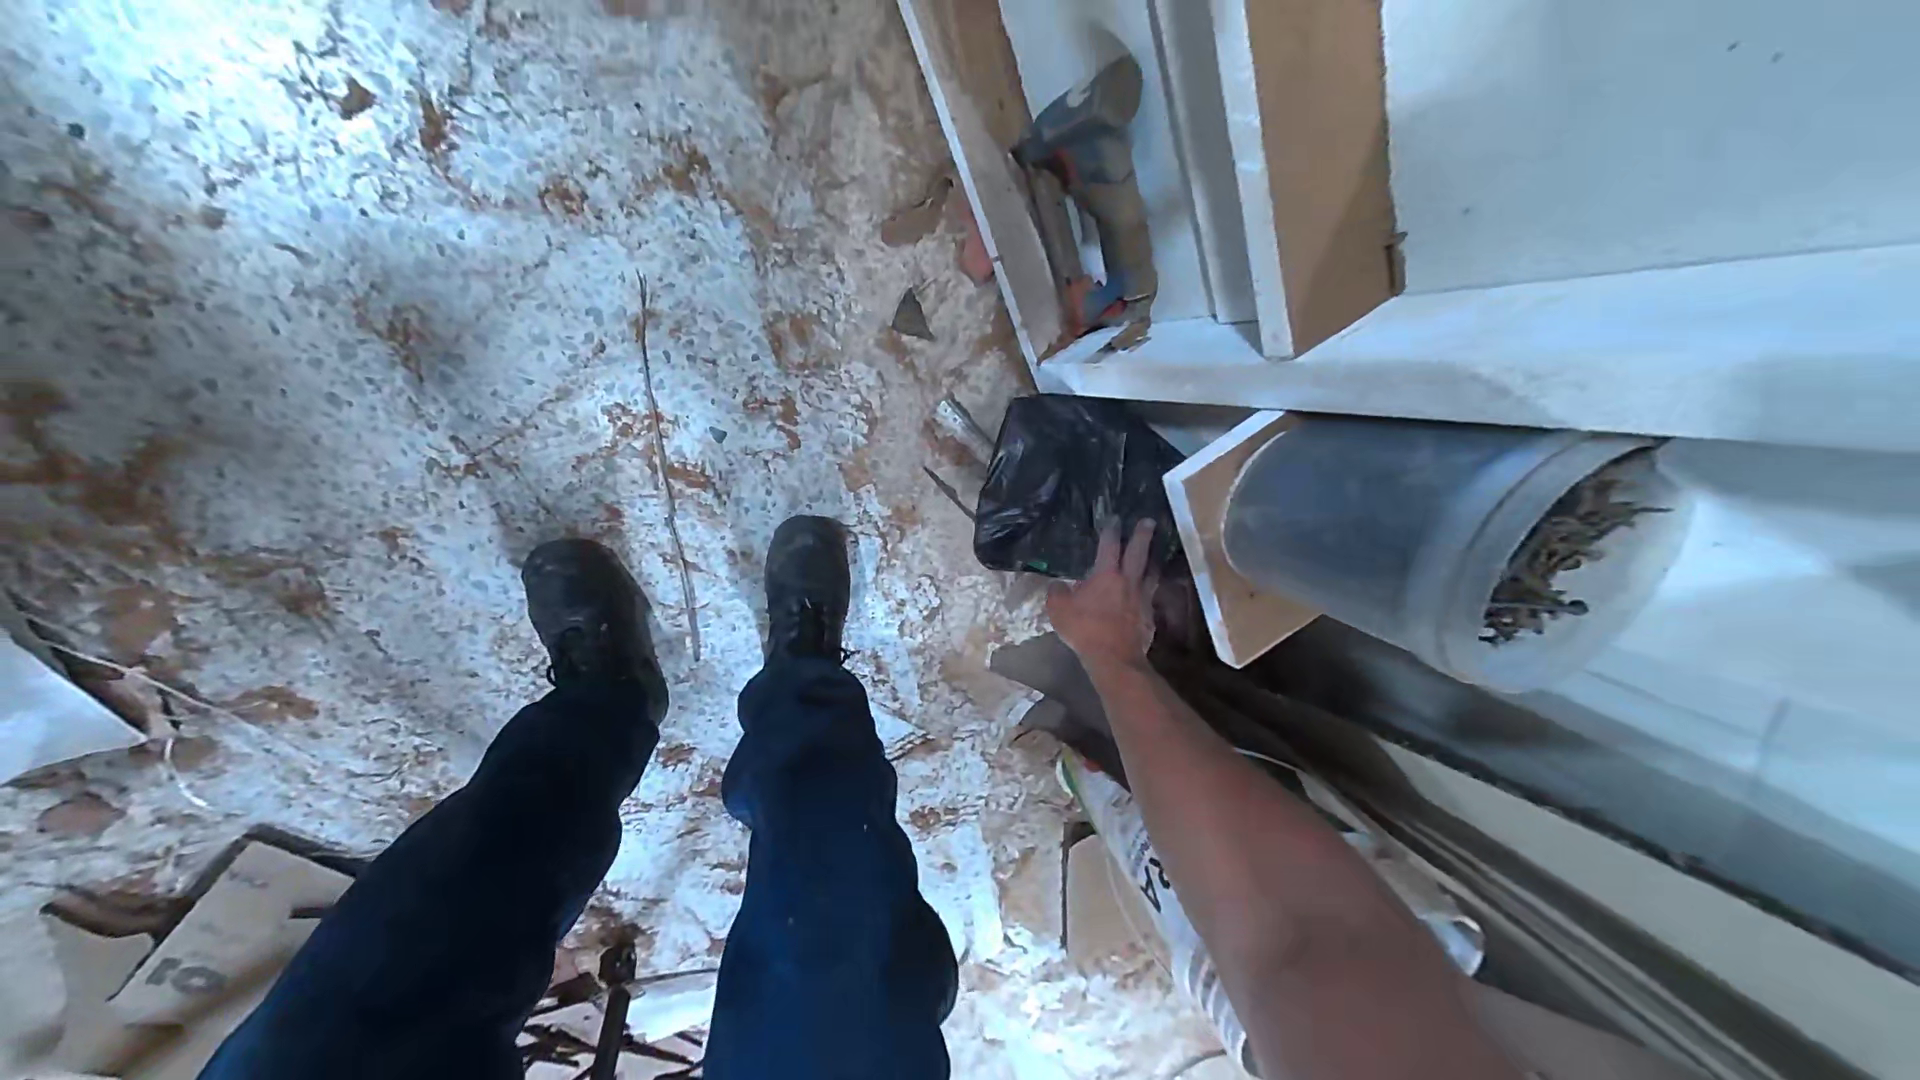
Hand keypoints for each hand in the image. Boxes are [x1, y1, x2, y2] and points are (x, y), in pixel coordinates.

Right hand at [1047, 519, 1157, 672]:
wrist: (1114, 657)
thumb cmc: (1084, 628)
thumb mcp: (1059, 609)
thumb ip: (1057, 592)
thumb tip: (1058, 585)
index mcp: (1106, 575)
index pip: (1109, 545)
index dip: (1111, 530)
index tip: (1114, 518)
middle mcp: (1128, 581)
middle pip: (1138, 553)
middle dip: (1143, 535)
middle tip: (1149, 521)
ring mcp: (1142, 599)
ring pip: (1150, 574)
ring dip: (1152, 562)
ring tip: (1153, 556)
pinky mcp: (1149, 617)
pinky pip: (1150, 598)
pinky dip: (1149, 592)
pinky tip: (1146, 595)